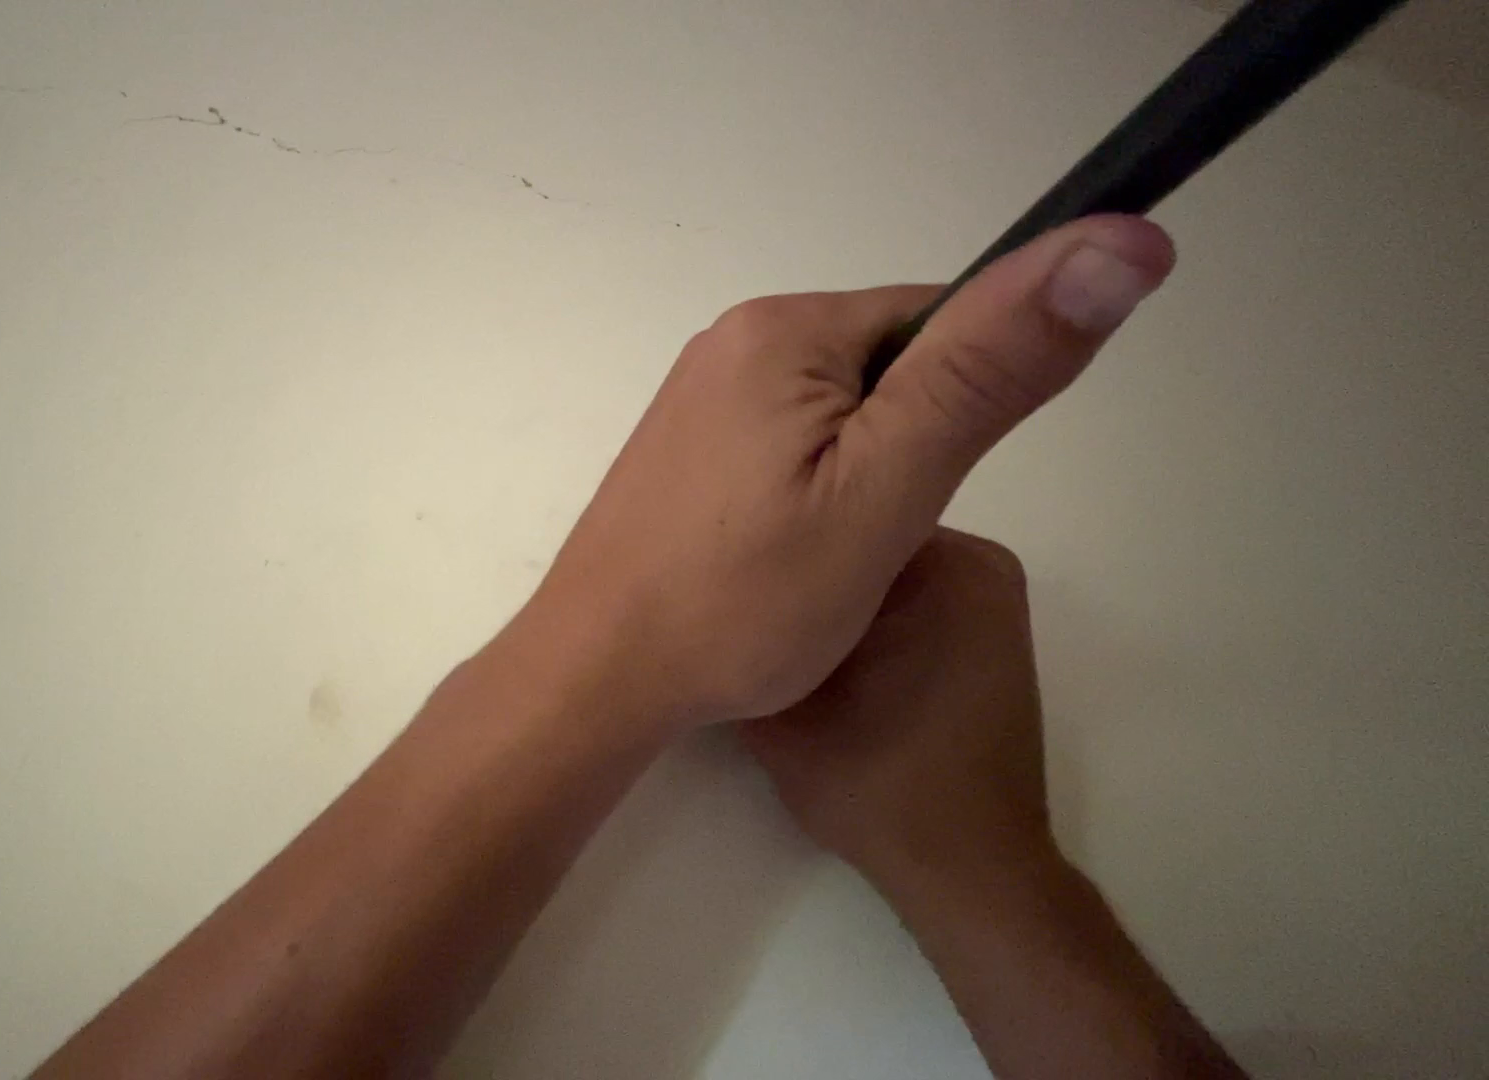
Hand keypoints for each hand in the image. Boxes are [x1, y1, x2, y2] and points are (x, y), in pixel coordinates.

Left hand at [517, 215, 1173, 726]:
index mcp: (780, 329)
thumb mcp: (885, 489)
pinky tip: (773, 559)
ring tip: (813, 563)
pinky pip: (772, 452)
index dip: (959, 413)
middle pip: (879, 372)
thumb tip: (1115, 243)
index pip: (936, 322)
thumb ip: (988, 372)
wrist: (598, 671)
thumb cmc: (741, 596)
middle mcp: (726, 345)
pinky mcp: (674, 455)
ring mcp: (690, 403)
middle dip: (898, 454)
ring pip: (828, 420)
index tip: (916, 500)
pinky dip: (797, 498)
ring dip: (849, 483)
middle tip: (859, 547)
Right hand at [742, 528, 1052, 886]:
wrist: (963, 868)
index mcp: (942, 569)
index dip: (772, 535)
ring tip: (762, 611)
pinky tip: (809, 637)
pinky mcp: (981, 632)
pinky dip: (858, 608)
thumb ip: (733, 642)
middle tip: (731, 585)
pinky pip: (902, 592)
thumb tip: (686, 596)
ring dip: (824, 584)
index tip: (721, 558)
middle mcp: (979, 566)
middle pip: (855, 533)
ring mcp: (987, 598)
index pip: (834, 511)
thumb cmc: (875, 782)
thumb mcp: (779, 708)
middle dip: (799, 558)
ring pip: (873, 563)